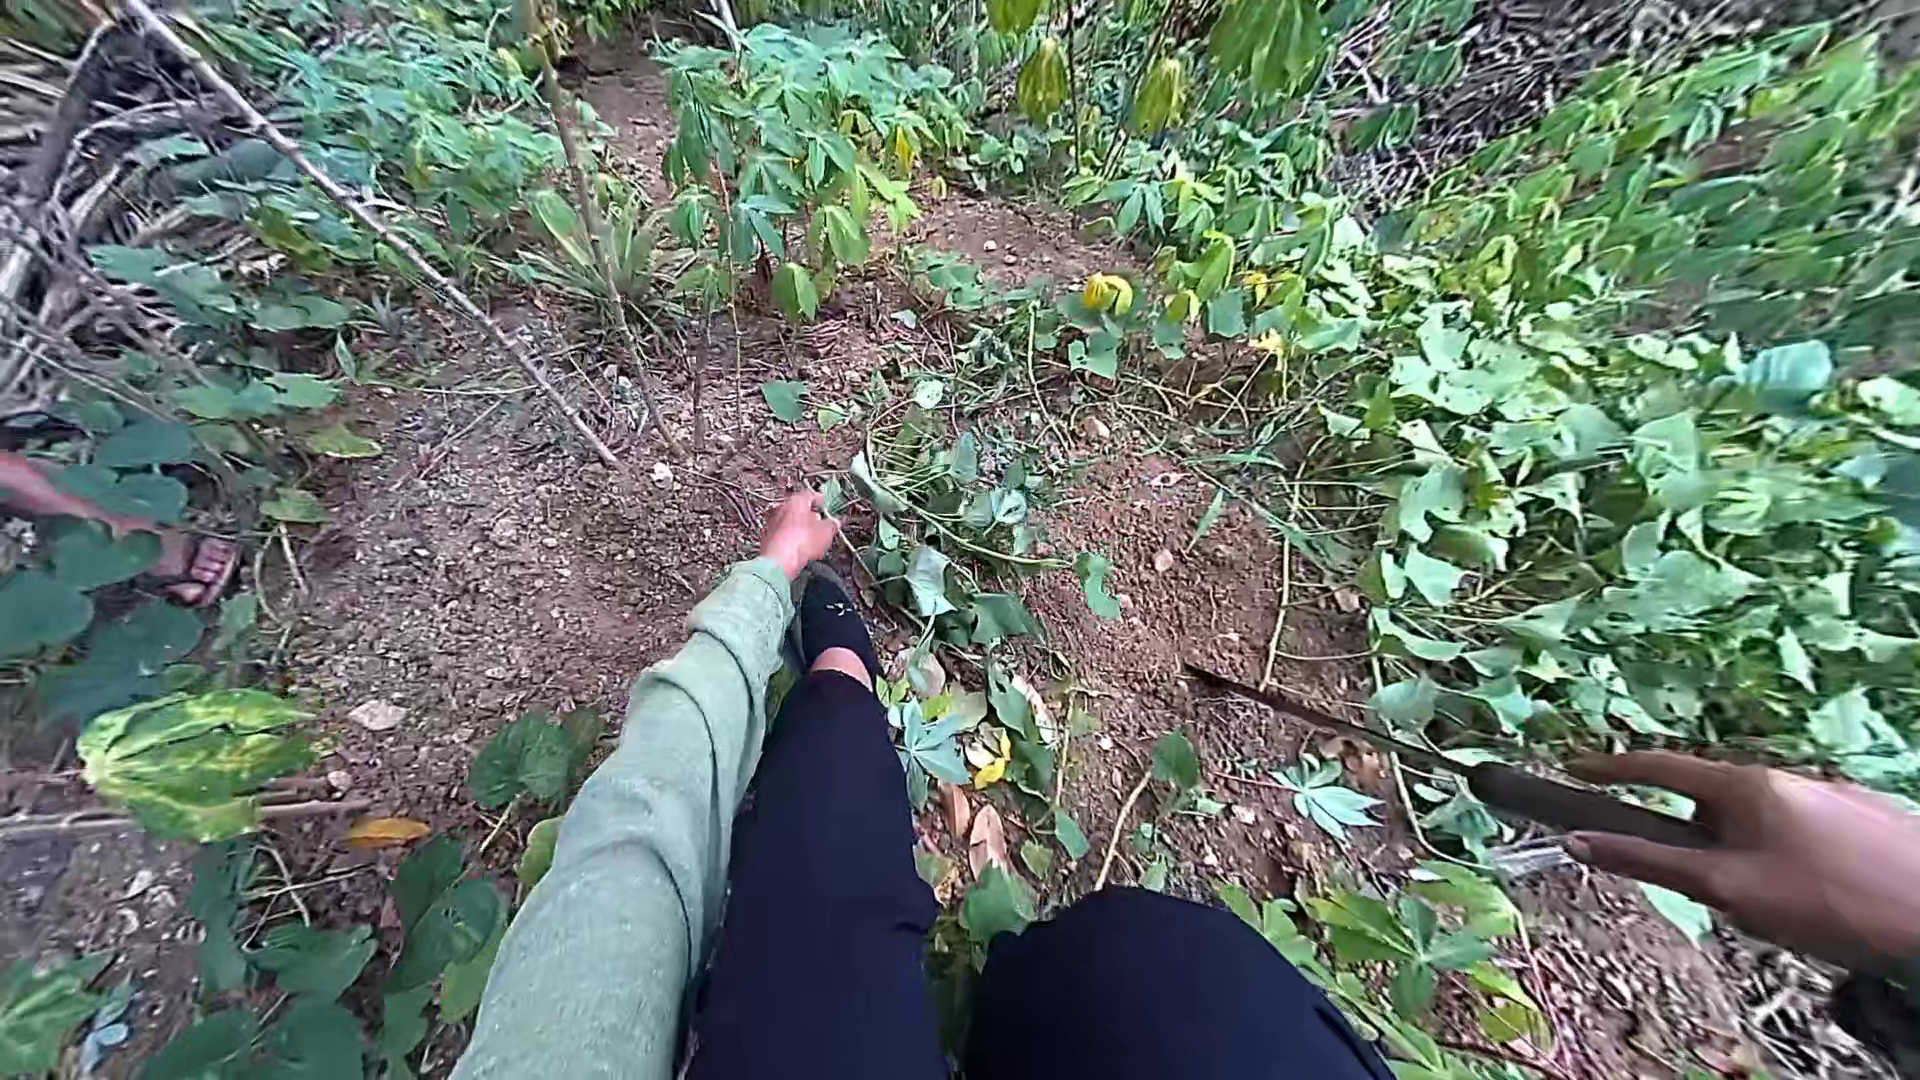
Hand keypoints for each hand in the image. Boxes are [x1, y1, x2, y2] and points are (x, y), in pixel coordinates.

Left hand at [759, 490, 839, 579]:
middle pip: (797, 507)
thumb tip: (834, 523)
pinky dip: (790, 536)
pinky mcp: (766, 537)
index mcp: (796, 501)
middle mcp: (780, 508)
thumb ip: (832, 524)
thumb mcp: (826, 532)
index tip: (825, 505)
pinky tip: (798, 546)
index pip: (810, 495)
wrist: (779, 562)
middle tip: (819, 521)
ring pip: (788, 519)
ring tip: (810, 536)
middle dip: (809, 514)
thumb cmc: (800, 543)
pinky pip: (781, 532)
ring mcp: (771, 522)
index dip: (820, 500)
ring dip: (799, 525)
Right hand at [1566, 751, 1919, 971]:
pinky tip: (1834, 899)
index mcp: (1745, 784)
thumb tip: (1574, 842)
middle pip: (1717, 800)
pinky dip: (1806, 860)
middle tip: (1704, 874)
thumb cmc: (1841, 902)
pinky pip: (1820, 835)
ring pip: (1771, 821)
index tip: (1574, 770)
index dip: (1609, 768)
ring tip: (1783, 902)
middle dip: (1700, 834)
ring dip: (1756, 852)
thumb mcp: (1731, 888)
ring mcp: (1850, 801)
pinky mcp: (1895, 829)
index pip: (1655, 765)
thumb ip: (1647, 862)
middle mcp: (1792, 779)